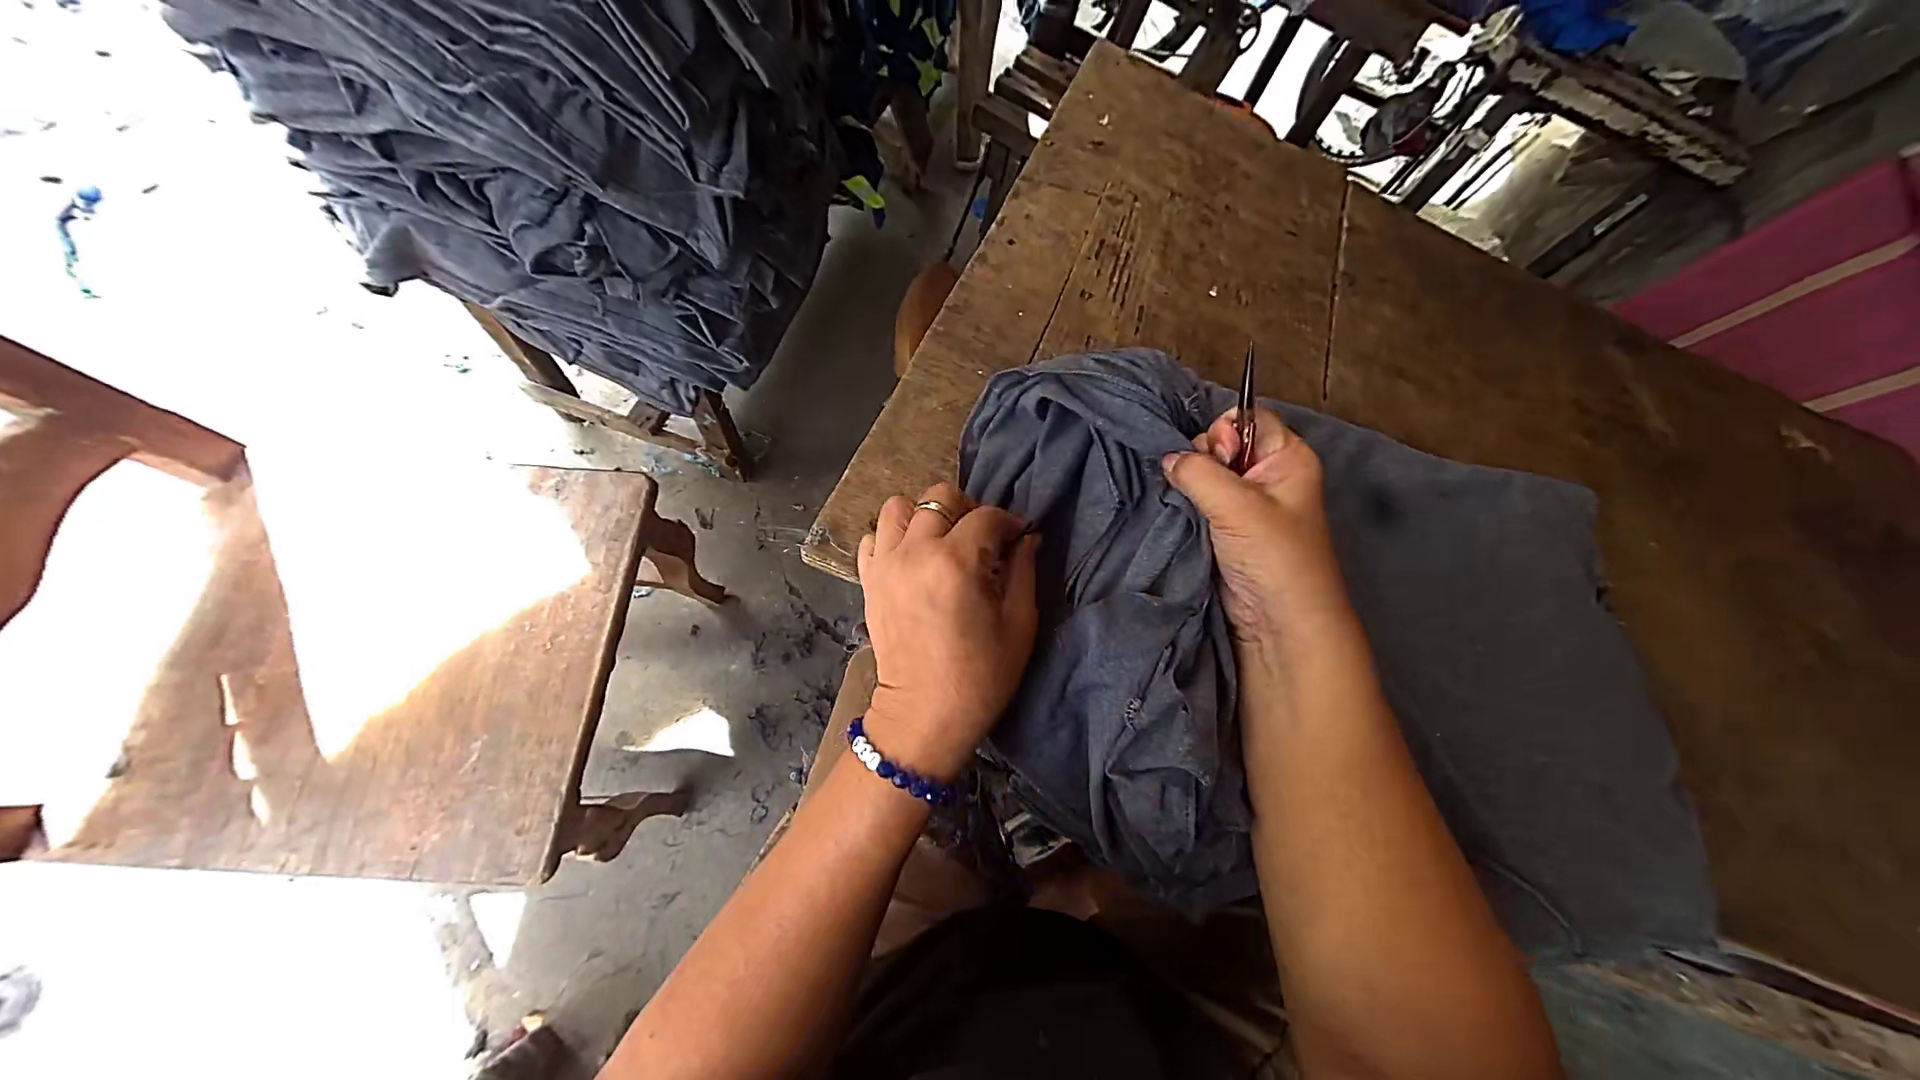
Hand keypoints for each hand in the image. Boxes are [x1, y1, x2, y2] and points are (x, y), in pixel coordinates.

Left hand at [857, 482, 1040, 780]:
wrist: (924, 716)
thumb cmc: (981, 677)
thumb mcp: (1019, 624)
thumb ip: (1024, 570)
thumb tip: (1028, 537)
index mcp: (955, 563)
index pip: (985, 516)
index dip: (1008, 522)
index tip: (1018, 537)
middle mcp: (914, 553)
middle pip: (939, 497)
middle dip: (967, 509)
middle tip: (981, 538)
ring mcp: (884, 565)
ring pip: (898, 507)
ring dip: (924, 515)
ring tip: (942, 541)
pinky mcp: (868, 580)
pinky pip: (873, 538)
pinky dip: (893, 537)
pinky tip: (913, 558)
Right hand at [1162, 408, 1347, 645]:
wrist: (1276, 622)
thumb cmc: (1275, 558)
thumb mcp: (1238, 504)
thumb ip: (1198, 470)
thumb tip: (1167, 458)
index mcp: (1288, 458)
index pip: (1249, 417)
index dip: (1226, 430)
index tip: (1216, 456)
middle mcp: (1267, 475)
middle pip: (1222, 443)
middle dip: (1202, 459)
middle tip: (1208, 491)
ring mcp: (1244, 503)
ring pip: (1204, 474)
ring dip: (1189, 485)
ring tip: (1194, 508)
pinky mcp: (1223, 528)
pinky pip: (1197, 501)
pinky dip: (1185, 504)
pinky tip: (1182, 514)